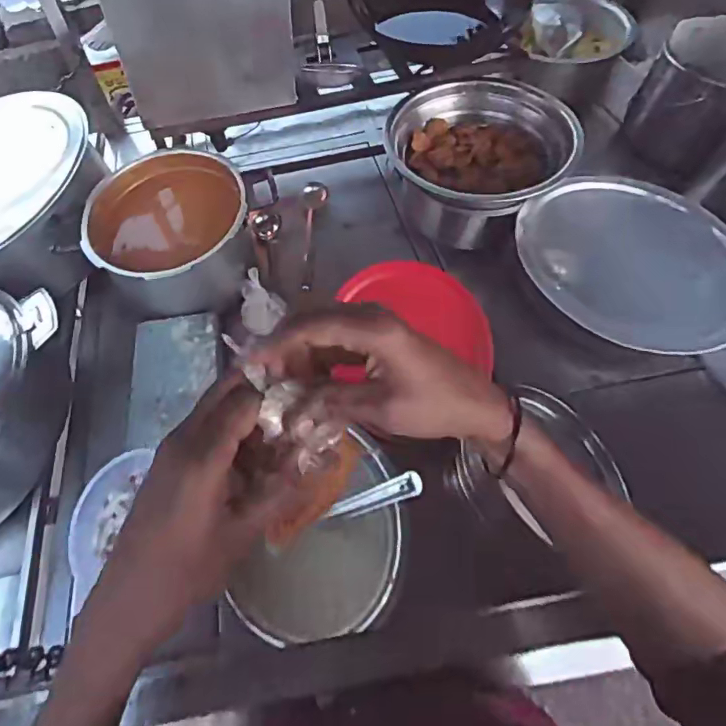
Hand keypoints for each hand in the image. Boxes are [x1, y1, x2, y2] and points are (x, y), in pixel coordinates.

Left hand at [75, 376, 299, 656]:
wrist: (128, 599)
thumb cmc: (187, 571)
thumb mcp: (242, 534)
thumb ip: (281, 492)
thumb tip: (319, 460)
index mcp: (202, 454)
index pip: (246, 399)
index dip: (278, 396)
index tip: (307, 405)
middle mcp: (184, 438)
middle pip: (225, 390)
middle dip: (261, 391)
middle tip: (293, 409)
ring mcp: (171, 446)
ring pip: (214, 406)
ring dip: (245, 410)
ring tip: (278, 436)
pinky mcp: (167, 459)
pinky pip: (203, 426)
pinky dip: (229, 428)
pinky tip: (249, 459)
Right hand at [249, 307, 513, 446]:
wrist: (475, 403)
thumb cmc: (434, 406)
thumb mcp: (381, 409)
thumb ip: (332, 402)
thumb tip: (289, 409)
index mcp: (373, 328)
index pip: (312, 326)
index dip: (277, 344)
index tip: (251, 365)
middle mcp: (369, 315)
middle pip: (312, 321)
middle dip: (282, 346)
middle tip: (259, 377)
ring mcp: (373, 323)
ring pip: (321, 329)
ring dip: (298, 352)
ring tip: (276, 383)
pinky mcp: (375, 336)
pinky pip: (335, 339)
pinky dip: (316, 356)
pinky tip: (303, 380)